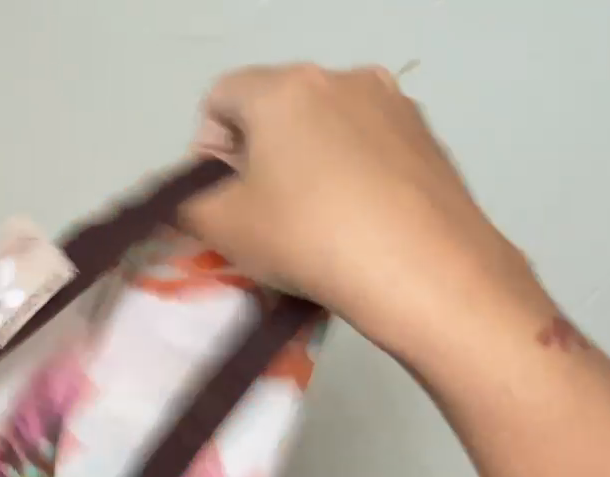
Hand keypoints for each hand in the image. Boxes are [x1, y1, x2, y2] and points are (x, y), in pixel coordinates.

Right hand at [179, 63, 548, 357]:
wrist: (416, 266)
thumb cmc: (302, 235)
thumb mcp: (218, 226)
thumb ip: (185, 203)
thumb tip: (193, 196)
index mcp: (283, 89)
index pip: (219, 97)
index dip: (205, 148)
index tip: (219, 195)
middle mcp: (340, 78)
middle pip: (272, 109)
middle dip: (253, 155)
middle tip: (257, 214)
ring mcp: (390, 102)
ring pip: (319, 127)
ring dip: (298, 164)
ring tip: (306, 221)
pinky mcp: (424, 134)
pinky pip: (361, 145)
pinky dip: (343, 175)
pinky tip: (348, 220)